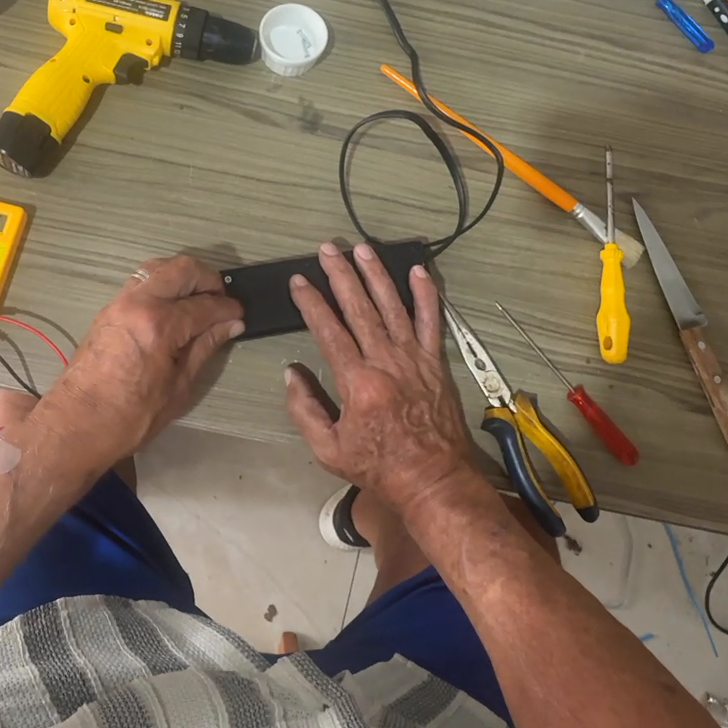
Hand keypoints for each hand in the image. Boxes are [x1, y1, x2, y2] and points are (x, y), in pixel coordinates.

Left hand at [44, 255, 242, 461]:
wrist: (76, 424)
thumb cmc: (131, 416)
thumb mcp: (178, 387)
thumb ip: (205, 347)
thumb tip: (230, 325)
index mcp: (160, 325)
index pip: (205, 305)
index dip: (228, 309)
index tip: (240, 315)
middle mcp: (139, 303)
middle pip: (182, 269)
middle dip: (208, 280)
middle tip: (221, 301)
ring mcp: (120, 302)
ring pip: (159, 268)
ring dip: (183, 277)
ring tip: (198, 300)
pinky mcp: (109, 309)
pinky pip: (142, 281)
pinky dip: (163, 284)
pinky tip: (174, 306)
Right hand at [284, 242, 479, 513]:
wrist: (433, 478)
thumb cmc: (378, 466)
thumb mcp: (328, 449)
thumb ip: (304, 409)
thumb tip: (292, 373)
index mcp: (357, 382)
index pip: (328, 330)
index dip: (311, 302)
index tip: (298, 282)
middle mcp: (385, 361)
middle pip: (359, 307)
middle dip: (340, 275)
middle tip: (327, 249)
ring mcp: (413, 358)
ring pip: (392, 306)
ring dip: (376, 274)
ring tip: (362, 249)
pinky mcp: (435, 361)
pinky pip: (432, 321)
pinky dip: (426, 294)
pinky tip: (418, 271)